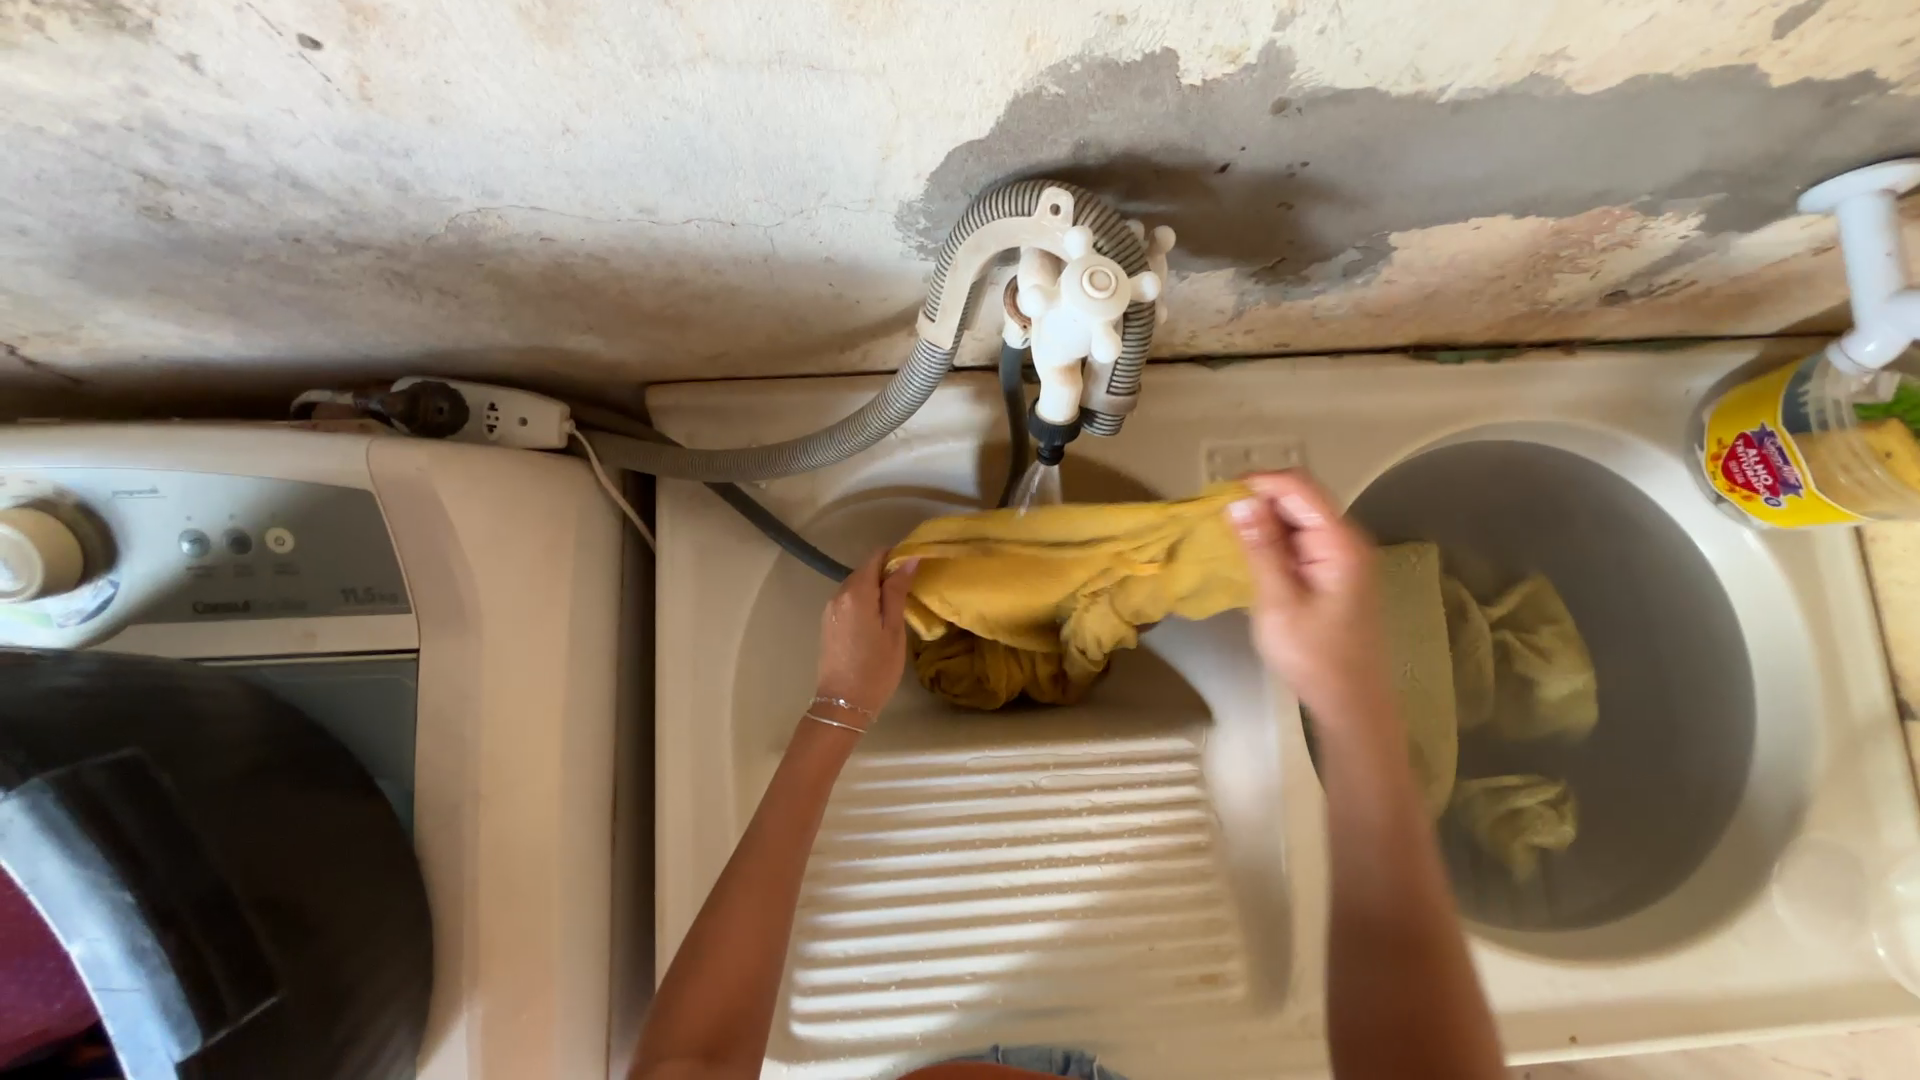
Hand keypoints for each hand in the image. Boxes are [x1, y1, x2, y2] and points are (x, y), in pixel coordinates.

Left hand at [814, 550, 920, 725]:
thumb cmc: (876, 669)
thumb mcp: (893, 630)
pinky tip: (877, 621)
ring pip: (856, 587)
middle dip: (886, 575)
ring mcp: (829, 610)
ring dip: (875, 590)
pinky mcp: (827, 623)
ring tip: (896, 608)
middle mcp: (838, 595)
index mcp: (856, 593)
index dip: (895, 558)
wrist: (843, 705)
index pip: (875, 558)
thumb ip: (897, 592)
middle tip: (910, 592)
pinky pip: (848, 602)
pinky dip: (864, 602)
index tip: (914, 569)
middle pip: (864, 571)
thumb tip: (908, 561)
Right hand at [1227, 472, 1391, 721]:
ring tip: (1227, 537)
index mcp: (1340, 542)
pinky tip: (1250, 556)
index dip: (1256, 482)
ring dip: (1262, 520)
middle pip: (1299, 497)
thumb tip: (1238, 501)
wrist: (1351, 703)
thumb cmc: (1314, 657)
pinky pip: (1300, 540)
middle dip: (1257, 500)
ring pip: (1297, 518)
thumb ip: (1261, 549)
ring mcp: (1342, 556)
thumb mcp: (1278, 602)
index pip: (1297, 486)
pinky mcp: (1333, 572)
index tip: (1217, 499)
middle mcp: (1346, 540)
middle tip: (1216, 520)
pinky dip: (1272, 540)